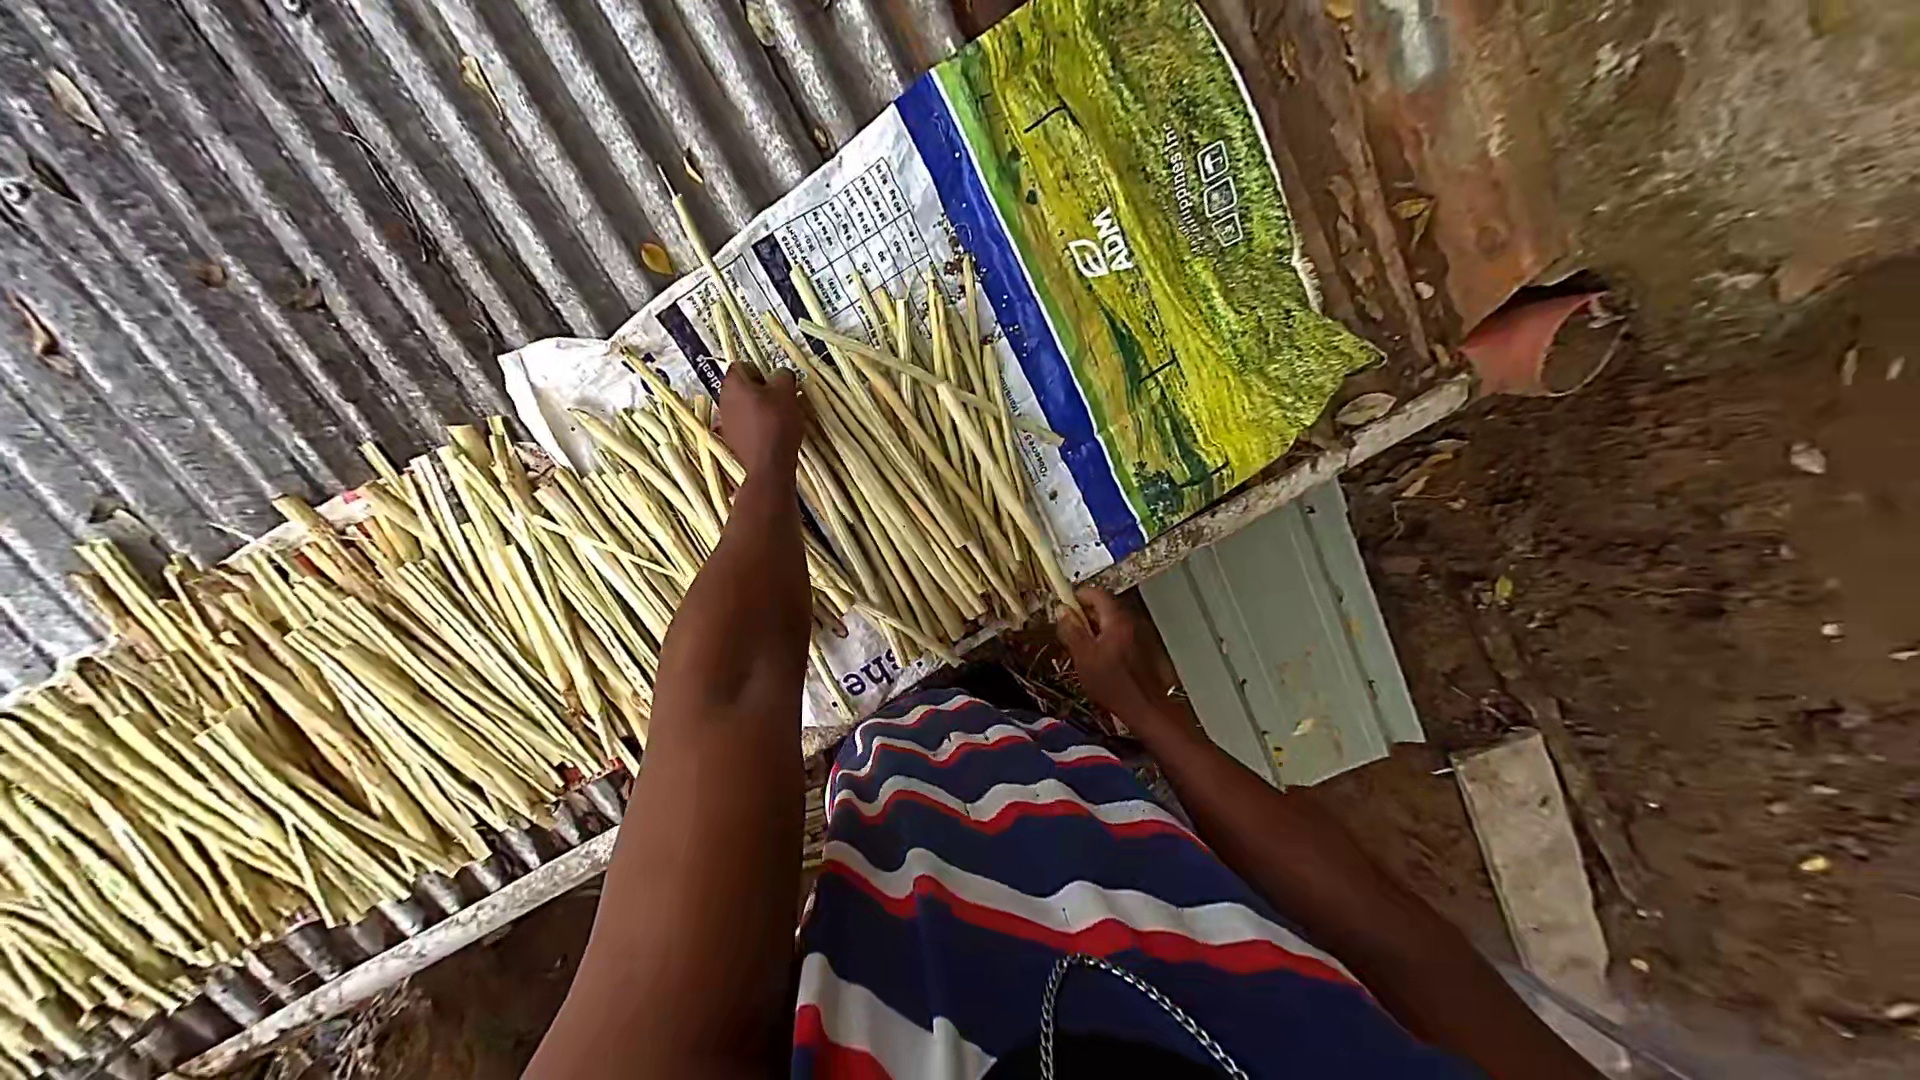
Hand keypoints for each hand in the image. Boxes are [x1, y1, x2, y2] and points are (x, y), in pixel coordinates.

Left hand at [718, 363, 802, 475]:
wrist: (769, 464)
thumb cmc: (776, 422)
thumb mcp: (786, 392)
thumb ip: (783, 376)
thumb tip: (780, 374)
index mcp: (732, 383)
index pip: (742, 365)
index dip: (761, 371)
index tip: (776, 383)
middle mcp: (722, 399)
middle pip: (742, 387)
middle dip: (761, 391)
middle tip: (780, 400)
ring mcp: (725, 421)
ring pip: (743, 407)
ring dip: (758, 409)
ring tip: (778, 419)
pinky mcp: (731, 440)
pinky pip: (745, 425)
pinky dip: (756, 426)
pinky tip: (771, 435)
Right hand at [1055, 587, 1181, 723]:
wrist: (1144, 708)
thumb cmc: (1112, 683)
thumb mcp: (1083, 656)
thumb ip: (1071, 630)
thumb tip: (1062, 611)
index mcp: (1116, 619)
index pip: (1097, 593)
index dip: (1078, 596)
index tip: (1064, 606)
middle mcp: (1131, 621)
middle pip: (1104, 606)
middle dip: (1084, 614)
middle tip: (1069, 629)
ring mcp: (1138, 634)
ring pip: (1111, 621)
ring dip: (1094, 628)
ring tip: (1081, 646)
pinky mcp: (1141, 648)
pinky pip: (1119, 634)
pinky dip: (1105, 638)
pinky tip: (1097, 658)